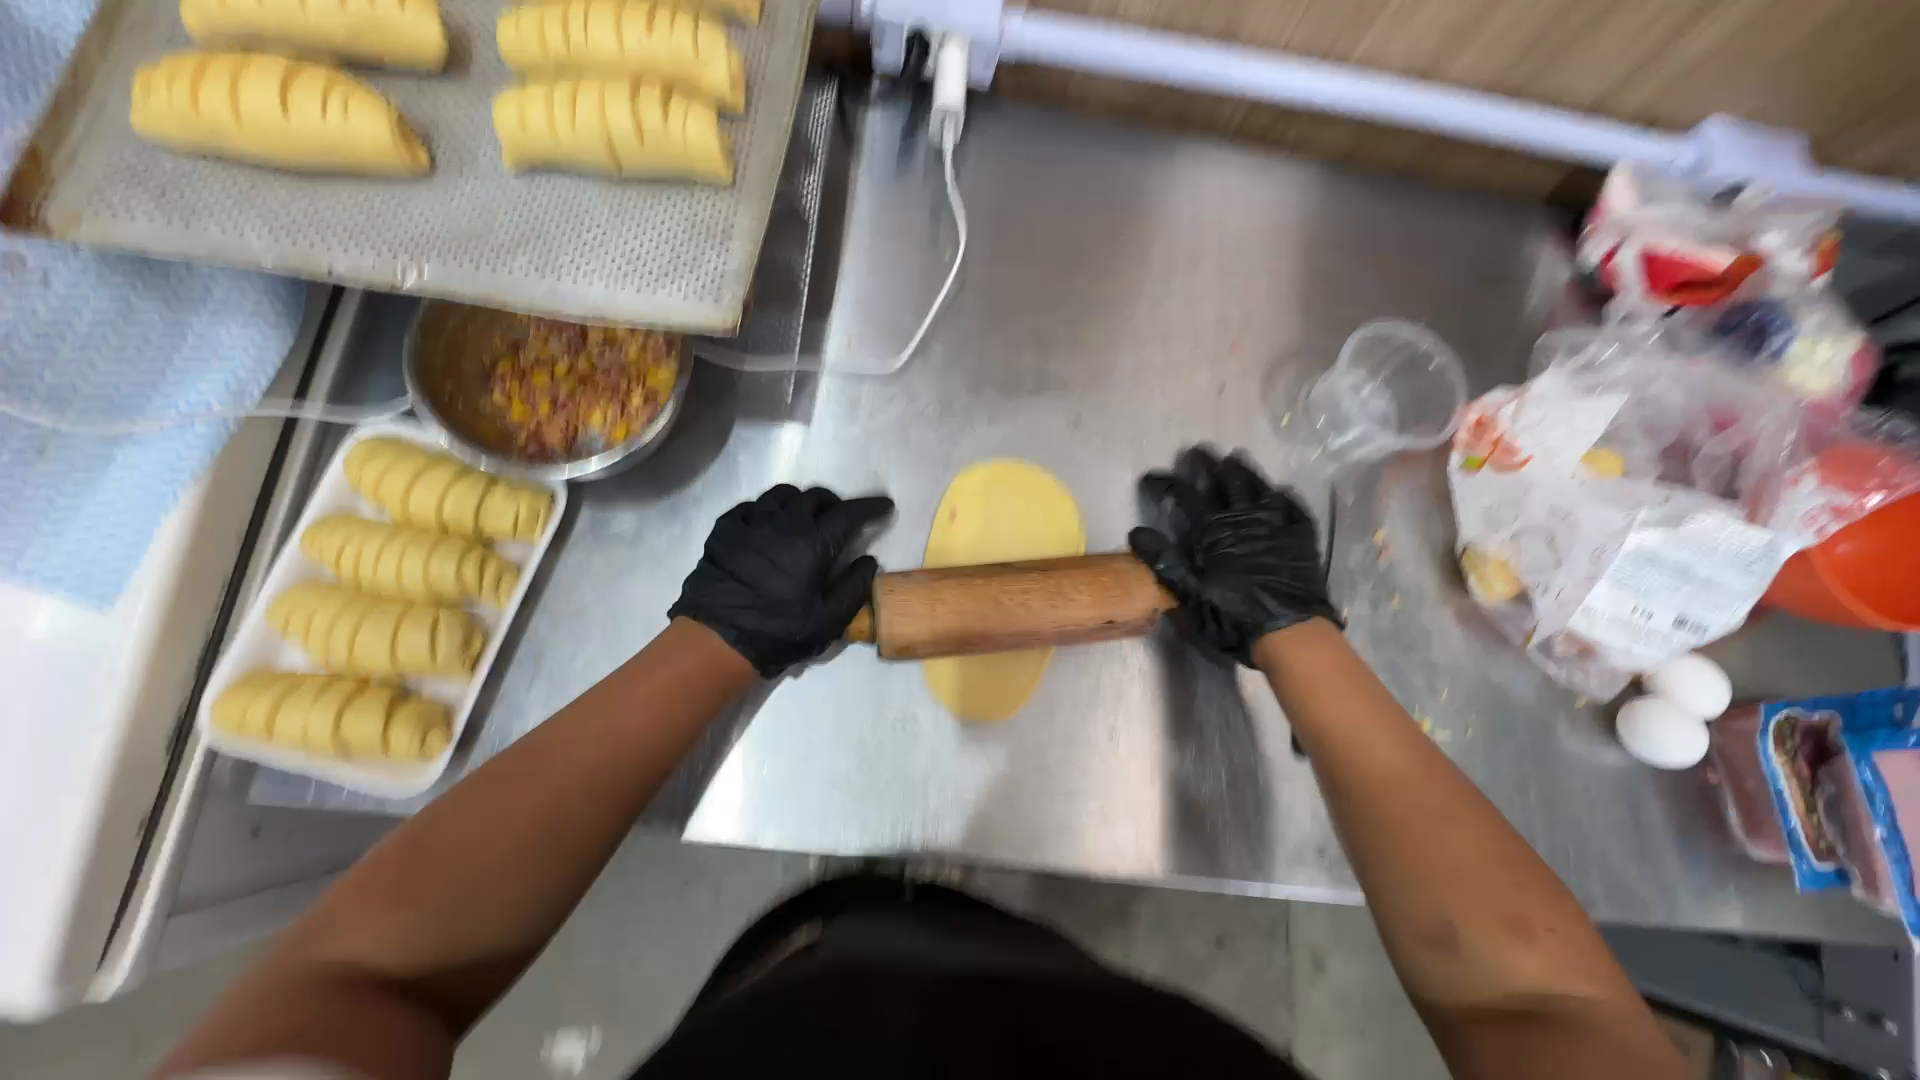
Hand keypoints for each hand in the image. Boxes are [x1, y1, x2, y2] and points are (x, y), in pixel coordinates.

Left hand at [669, 485, 893, 676]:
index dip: (870, 507)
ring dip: (799, 502)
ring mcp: (752, 522)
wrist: (718, 637)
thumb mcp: (828, 621)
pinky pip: (750, 507)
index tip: (883, 506)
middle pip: (815, 496)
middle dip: (833, 503)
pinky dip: (766, 511)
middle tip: (838, 518)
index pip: (849, 513)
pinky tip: (766, 526)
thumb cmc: (779, 632)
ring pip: (782, 495)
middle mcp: (785, 523)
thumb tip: (869, 561)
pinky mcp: (725, 529)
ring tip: (802, 518)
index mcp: (814, 544)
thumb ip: (853, 588)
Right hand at [1128, 447, 1339, 664]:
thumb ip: (1165, 562)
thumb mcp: (1190, 595)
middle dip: (1208, 464)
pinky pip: (1294, 509)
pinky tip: (1282, 491)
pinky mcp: (1301, 538)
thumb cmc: (1234, 616)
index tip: (1151, 476)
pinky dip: (1286, 497)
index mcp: (1214, 531)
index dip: (1167, 483)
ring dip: (1245, 471)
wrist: (1290, 631)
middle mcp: (1244, 519)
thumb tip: (1136, 532)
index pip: (1186, 495)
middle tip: (1198, 450)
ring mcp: (1276, 525)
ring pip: (1259, 487)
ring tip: (1235, 457)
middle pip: (1224, 481)